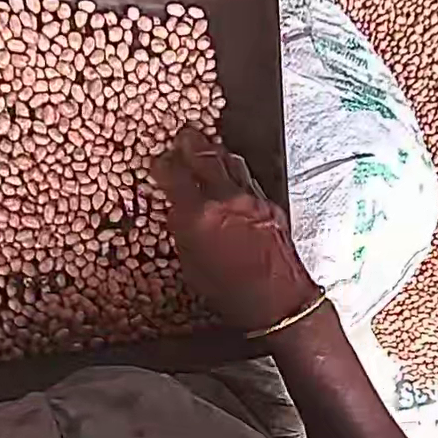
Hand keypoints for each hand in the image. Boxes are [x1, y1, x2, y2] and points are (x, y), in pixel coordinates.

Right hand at [147, 125, 319, 332]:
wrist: (279, 300)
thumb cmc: (232, 294)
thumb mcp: (193, 268)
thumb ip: (185, 234)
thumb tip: (181, 216)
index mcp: (199, 215)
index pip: (174, 175)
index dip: (162, 166)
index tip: (158, 164)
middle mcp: (225, 199)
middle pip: (205, 155)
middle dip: (190, 144)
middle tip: (181, 137)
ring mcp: (251, 199)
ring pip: (231, 162)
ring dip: (216, 153)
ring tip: (207, 147)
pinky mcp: (270, 206)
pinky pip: (249, 179)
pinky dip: (236, 173)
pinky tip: (233, 176)